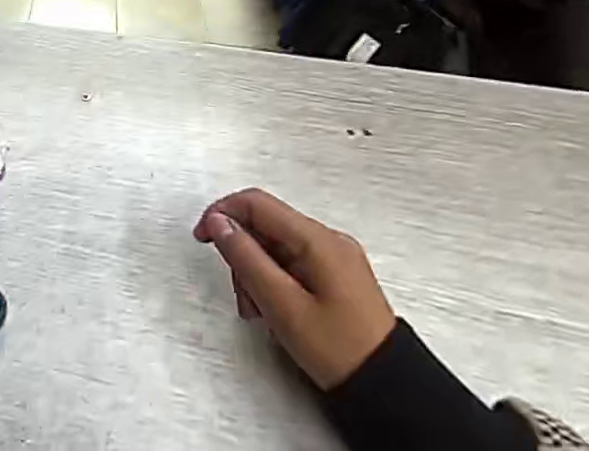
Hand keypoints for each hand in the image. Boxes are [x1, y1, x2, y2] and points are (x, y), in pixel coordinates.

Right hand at [193, 189, 396, 390]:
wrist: (386, 384)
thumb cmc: (342, 351)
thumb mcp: (283, 306)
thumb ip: (247, 259)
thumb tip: (220, 223)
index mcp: (317, 239)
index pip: (258, 203)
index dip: (224, 213)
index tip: (203, 234)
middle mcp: (328, 239)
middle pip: (266, 225)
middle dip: (243, 255)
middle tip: (244, 294)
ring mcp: (334, 256)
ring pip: (277, 246)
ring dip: (257, 273)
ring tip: (262, 312)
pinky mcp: (335, 274)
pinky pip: (292, 263)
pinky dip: (275, 282)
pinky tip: (276, 311)